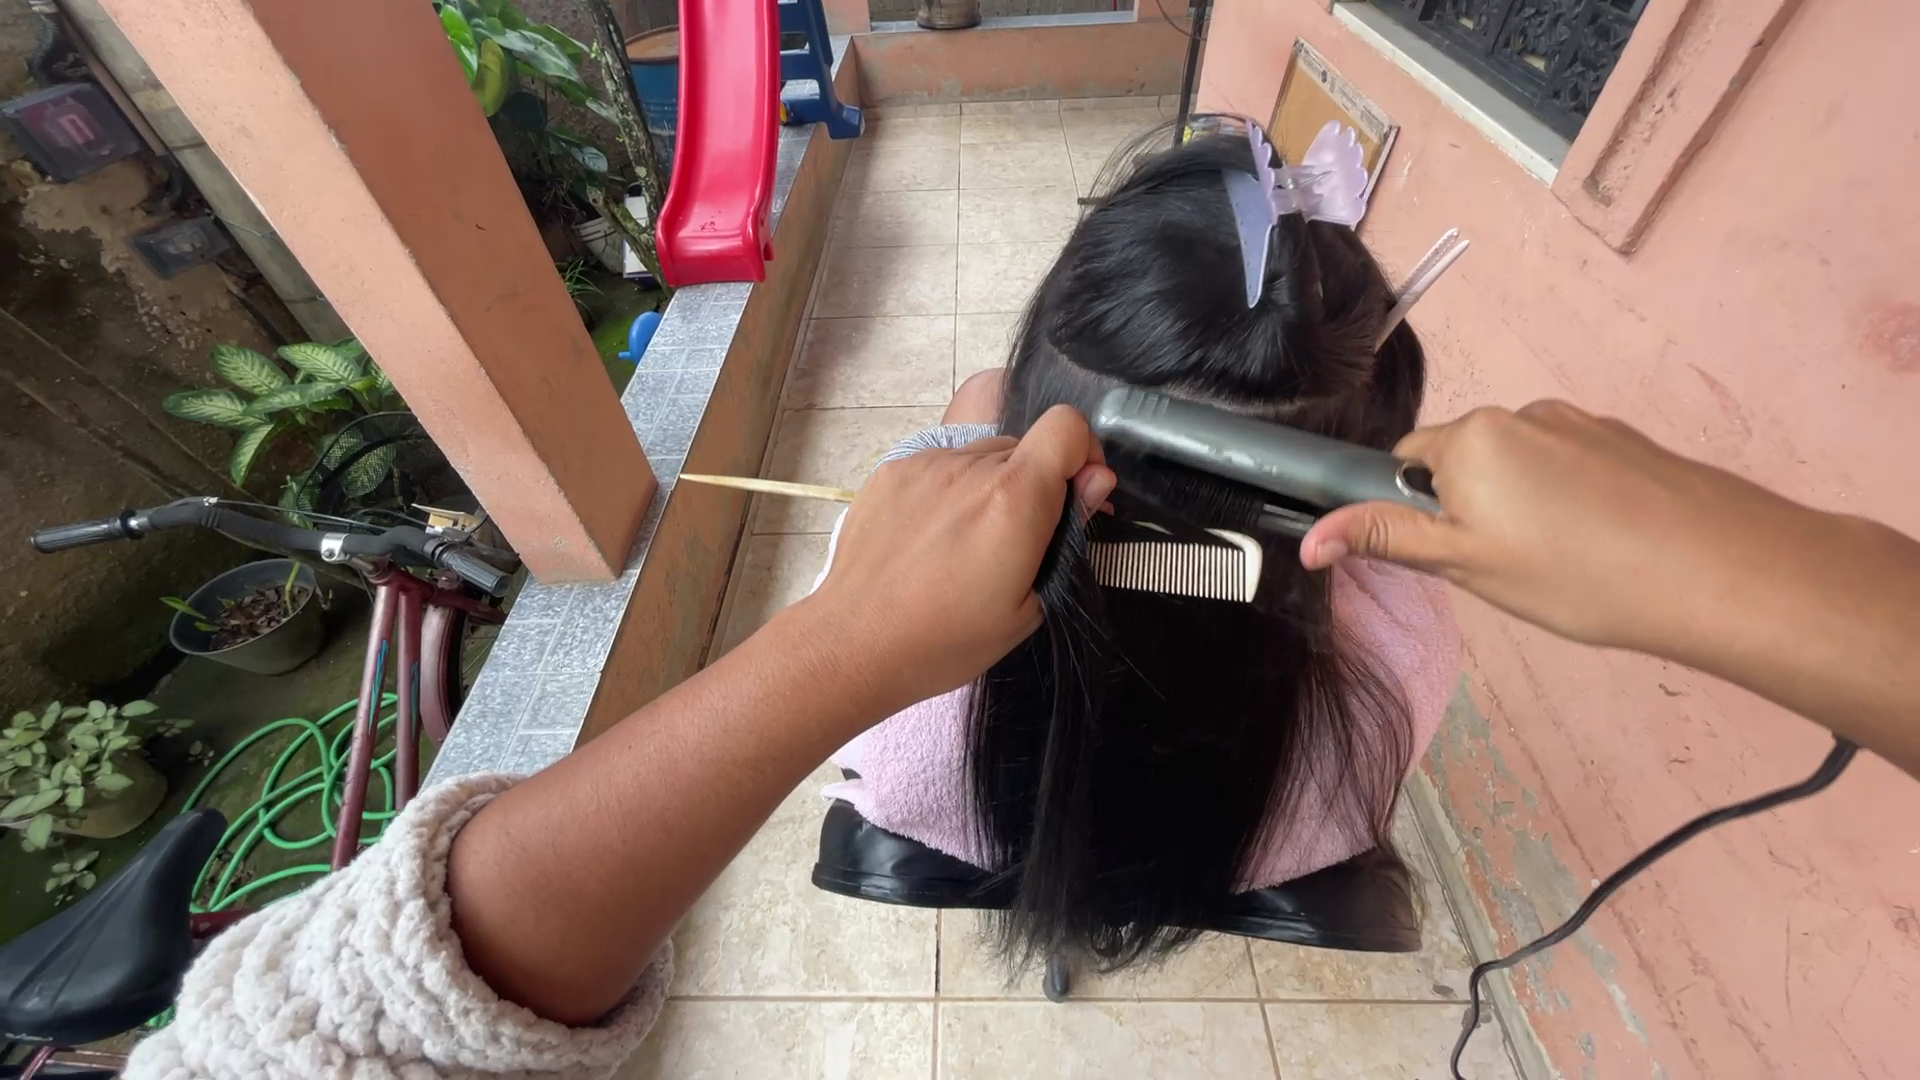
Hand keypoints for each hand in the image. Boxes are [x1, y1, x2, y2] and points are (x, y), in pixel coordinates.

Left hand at [798, 405, 1115, 711]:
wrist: (855, 643)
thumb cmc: (947, 639)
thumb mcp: (1028, 605)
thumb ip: (1068, 532)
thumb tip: (1098, 481)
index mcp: (1014, 498)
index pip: (1067, 425)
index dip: (1083, 453)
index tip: (1075, 494)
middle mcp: (970, 467)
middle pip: (1024, 448)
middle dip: (1033, 484)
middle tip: (1012, 542)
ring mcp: (925, 464)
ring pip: (980, 457)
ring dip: (988, 486)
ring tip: (963, 543)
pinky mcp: (892, 470)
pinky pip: (940, 465)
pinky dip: (948, 490)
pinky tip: (928, 537)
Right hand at [1299, 401, 1835, 654]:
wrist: (1732, 575)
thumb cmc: (1572, 572)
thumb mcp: (1461, 562)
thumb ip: (1382, 539)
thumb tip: (1306, 543)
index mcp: (1471, 437)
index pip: (1402, 461)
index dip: (1410, 506)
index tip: (1443, 545)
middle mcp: (1520, 414)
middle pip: (1457, 459)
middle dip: (1462, 503)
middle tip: (1496, 559)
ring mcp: (1579, 423)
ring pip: (1512, 464)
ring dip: (1512, 500)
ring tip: (1554, 555)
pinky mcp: (1625, 440)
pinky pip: (1563, 464)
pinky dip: (1562, 496)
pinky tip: (1596, 538)